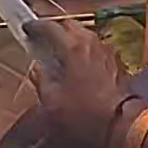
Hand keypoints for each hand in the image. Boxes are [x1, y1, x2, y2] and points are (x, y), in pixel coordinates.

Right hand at [25, 19, 127, 146]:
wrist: (120, 123)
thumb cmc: (82, 113)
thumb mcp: (52, 103)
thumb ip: (41, 80)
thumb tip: (37, 67)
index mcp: (72, 47)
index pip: (51, 27)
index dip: (36, 26)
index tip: (27, 28)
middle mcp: (90, 41)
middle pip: (70, 25)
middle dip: (56, 30)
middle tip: (45, 42)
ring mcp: (105, 47)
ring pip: (84, 33)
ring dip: (71, 38)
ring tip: (61, 53)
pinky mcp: (115, 57)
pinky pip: (95, 44)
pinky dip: (84, 47)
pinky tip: (80, 63)